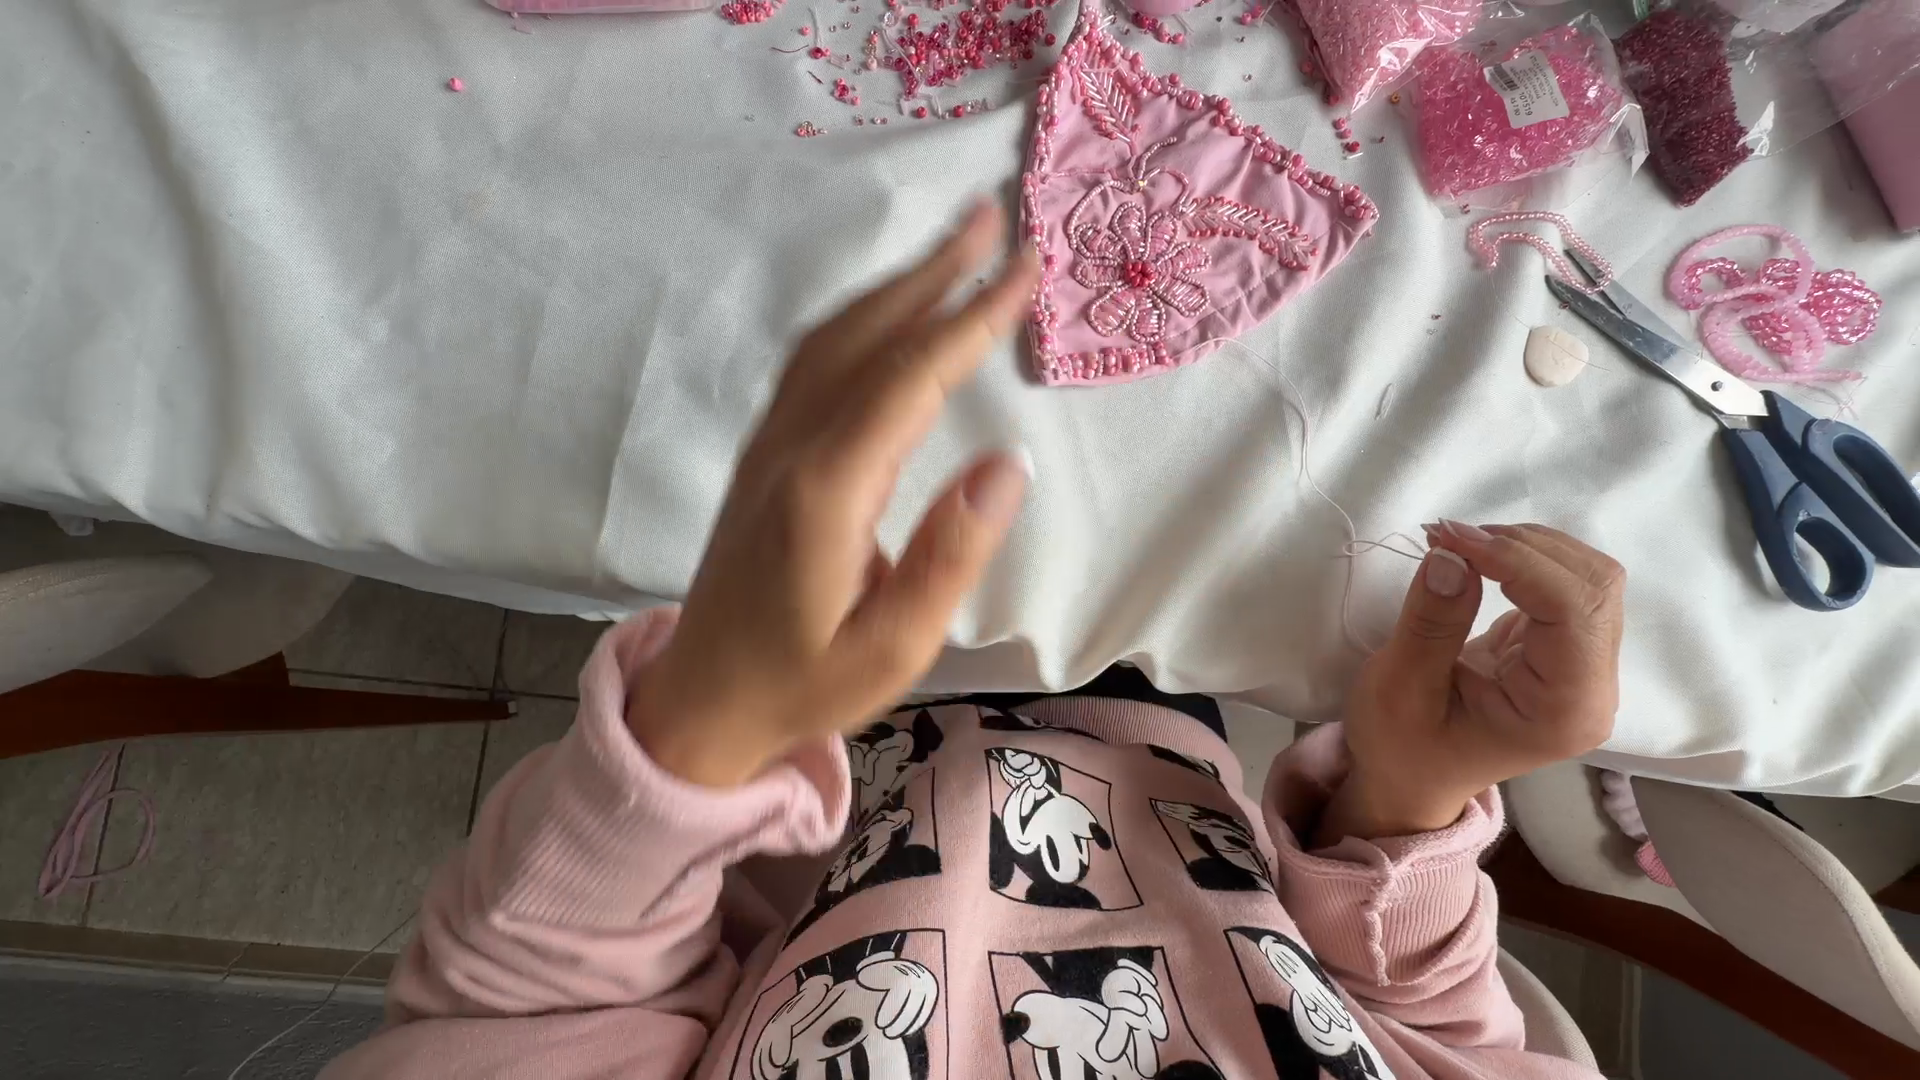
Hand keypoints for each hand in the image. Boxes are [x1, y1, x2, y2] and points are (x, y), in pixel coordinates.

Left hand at [628, 200, 1040, 786]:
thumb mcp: (894, 647)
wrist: (704, 697)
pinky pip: (812, 364)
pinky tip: (886, 314)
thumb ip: (950, 556)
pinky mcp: (764, 455)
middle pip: (866, 337)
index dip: (970, 321)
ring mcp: (769, 446)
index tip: (1023, 271)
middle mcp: (792, 448)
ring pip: (833, 340)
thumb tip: (1007, 466)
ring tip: (951, 249)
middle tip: (990, 218)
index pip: (909, 382)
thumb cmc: (806, 682)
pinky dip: (859, 320)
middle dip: (932, 273)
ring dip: (895, 286)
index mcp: (827, 493)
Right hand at [1319, 521, 1624, 842]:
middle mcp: (1593, 686)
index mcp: (1565, 708)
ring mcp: (1583, 668)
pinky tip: (1474, 560)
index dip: (1514, 560)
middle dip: (1522, 547)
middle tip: (1445, 537)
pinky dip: (1520, 560)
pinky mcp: (1561, 652)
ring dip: (1523, 547)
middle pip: (1594, 584)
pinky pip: (1563, 588)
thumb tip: (1453, 555)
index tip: (1445, 537)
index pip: (1572, 607)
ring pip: (1586, 578)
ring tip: (1455, 545)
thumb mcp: (1399, 687)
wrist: (1408, 782)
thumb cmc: (1400, 746)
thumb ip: (1431, 621)